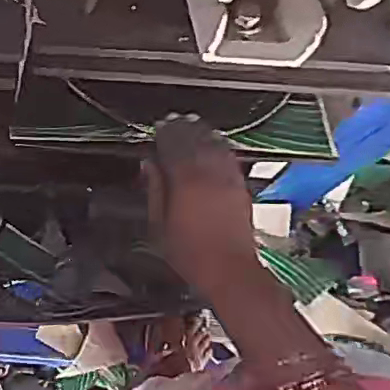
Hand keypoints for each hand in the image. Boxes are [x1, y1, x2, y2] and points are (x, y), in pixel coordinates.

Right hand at [142, 120, 262, 297]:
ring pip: (215, 148)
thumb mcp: (159, 223)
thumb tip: (149, 165)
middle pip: (196, 143)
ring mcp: (228, 181)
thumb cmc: (188, 251)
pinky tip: (215, 142)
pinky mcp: (241, 188)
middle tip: (174, 120)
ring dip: (204, 134)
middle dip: (184, 129)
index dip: (166, 135)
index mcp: (185, 182)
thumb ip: (155, 189)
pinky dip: (221, 147)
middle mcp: (209, 176)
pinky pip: (230, 159)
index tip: (158, 125)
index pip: (174, 148)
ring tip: (194, 124)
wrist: (229, 269)